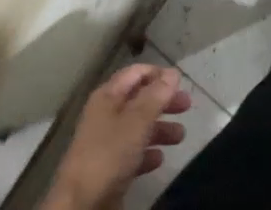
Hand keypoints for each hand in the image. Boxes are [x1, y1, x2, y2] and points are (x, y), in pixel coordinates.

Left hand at [45, 64, 191, 209]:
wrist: (82, 202)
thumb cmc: (109, 153)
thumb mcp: (136, 121)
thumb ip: (155, 96)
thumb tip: (172, 73)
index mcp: (108, 96)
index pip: (134, 74)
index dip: (157, 74)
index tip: (180, 82)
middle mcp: (106, 115)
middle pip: (139, 100)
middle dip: (163, 102)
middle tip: (187, 106)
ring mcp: (107, 142)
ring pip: (138, 128)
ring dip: (160, 129)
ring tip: (180, 136)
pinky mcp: (111, 167)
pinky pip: (133, 154)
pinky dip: (148, 153)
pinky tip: (159, 159)